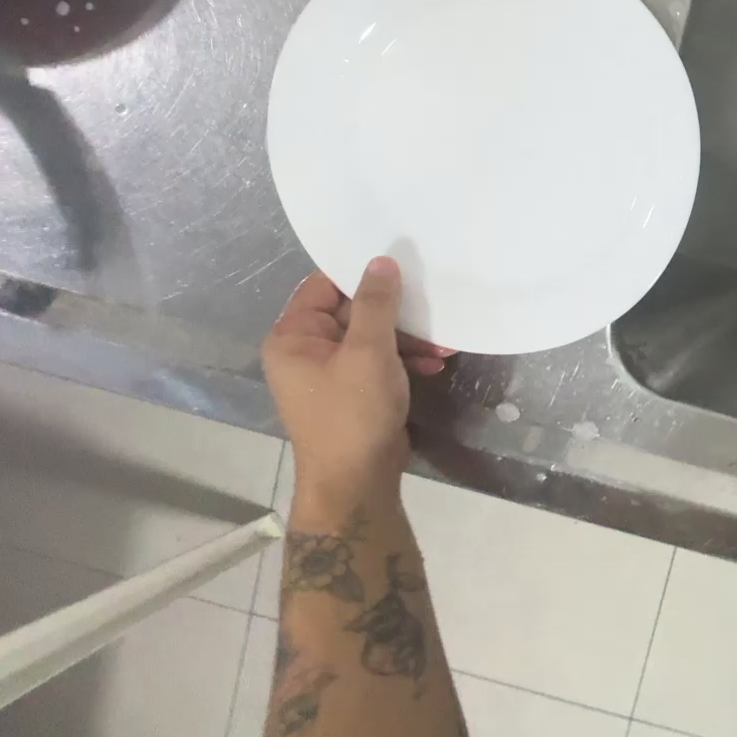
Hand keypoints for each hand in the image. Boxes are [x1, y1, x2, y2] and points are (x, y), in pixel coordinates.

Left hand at [262, 258, 453, 512]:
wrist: (357, 476)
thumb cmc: (354, 410)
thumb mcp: (369, 351)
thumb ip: (377, 304)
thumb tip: (381, 261)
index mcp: (293, 336)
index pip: (325, 286)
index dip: (362, 273)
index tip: (404, 263)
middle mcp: (306, 349)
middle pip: (355, 310)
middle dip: (398, 312)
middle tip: (434, 308)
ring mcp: (330, 370)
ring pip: (374, 335)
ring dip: (409, 337)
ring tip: (443, 344)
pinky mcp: (354, 387)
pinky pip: (381, 358)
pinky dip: (407, 357)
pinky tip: (434, 362)